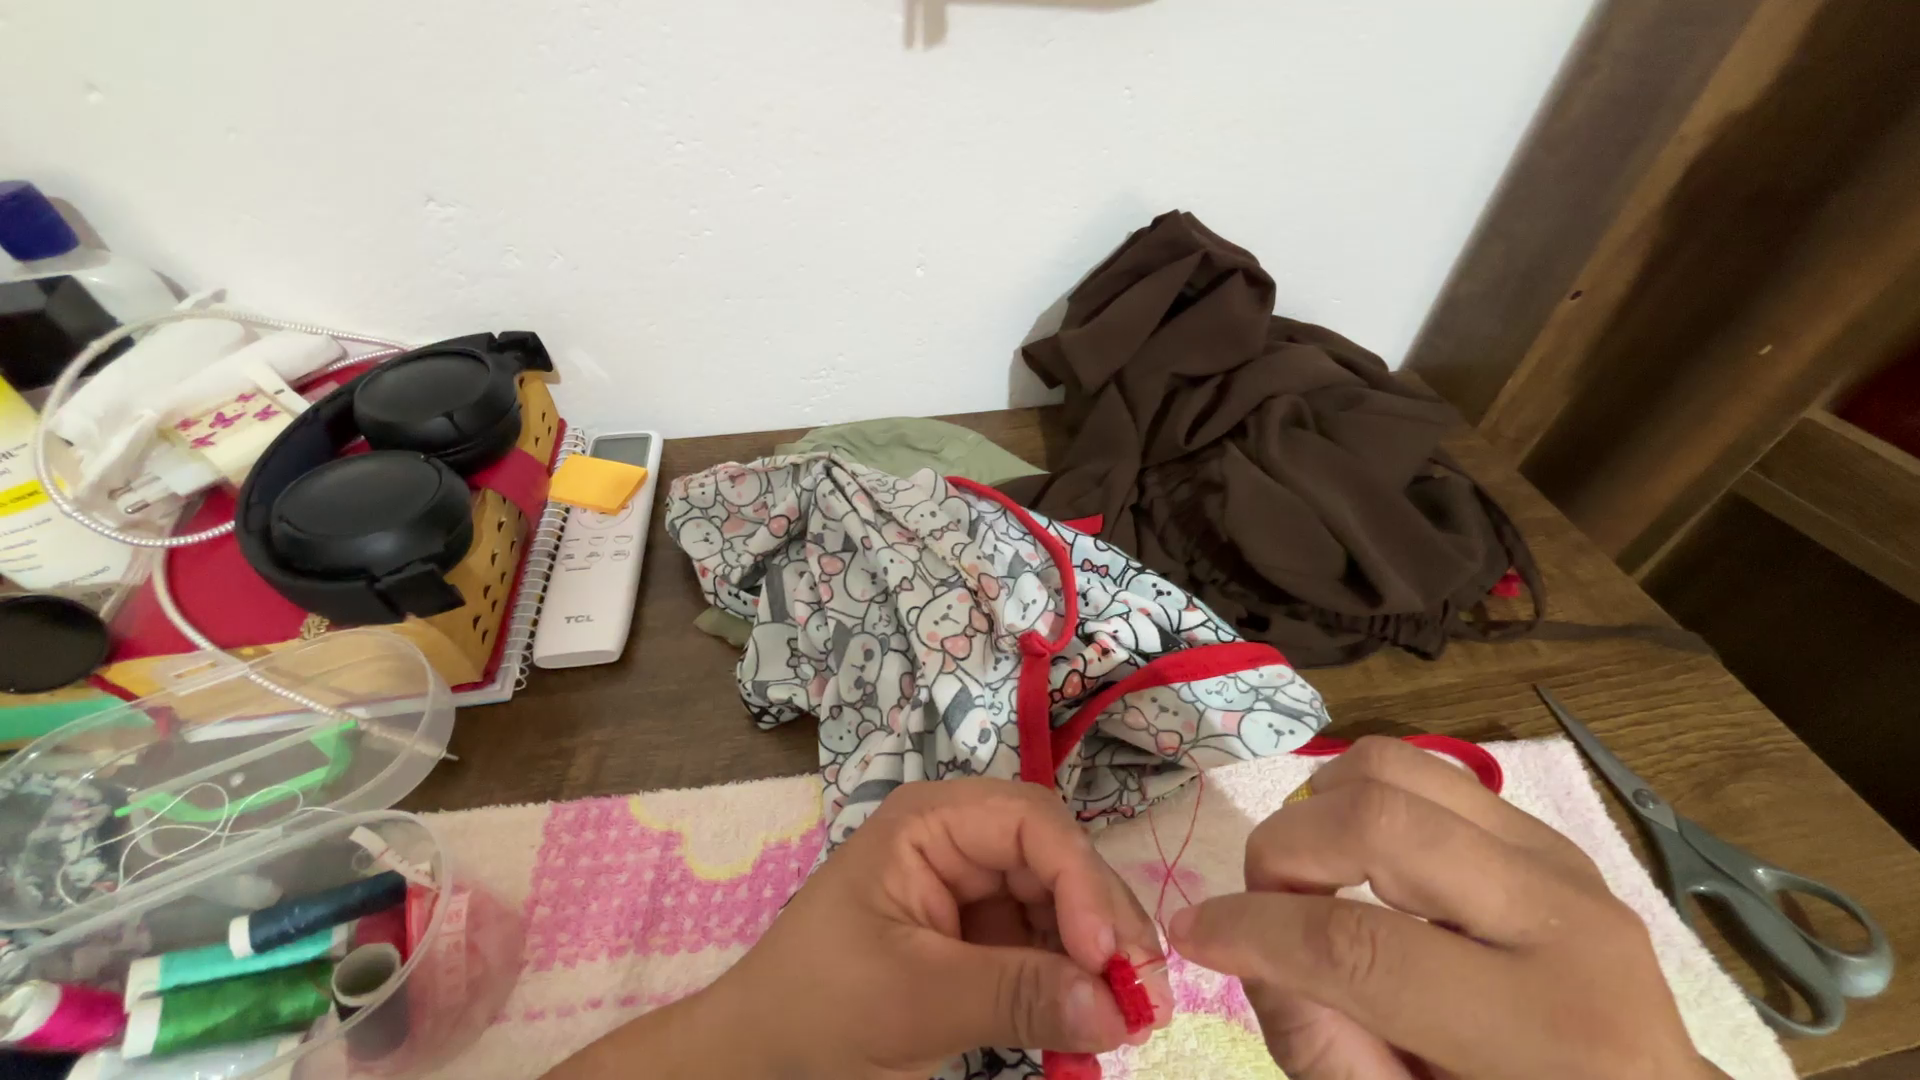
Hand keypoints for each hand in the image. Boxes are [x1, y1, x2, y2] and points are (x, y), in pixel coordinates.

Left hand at [545, 777, 1169, 1079]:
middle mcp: (960, 839)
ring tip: (1132, 1015)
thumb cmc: (819, 1008)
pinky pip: (1042, 944)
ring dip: (1097, 955)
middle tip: (1146, 996)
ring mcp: (972, 887)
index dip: (1081, 880)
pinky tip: (1094, 1017)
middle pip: (1055, 859)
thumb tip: (1121, 1009)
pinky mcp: (978, 935)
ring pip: (1059, 903)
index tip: (1112, 959)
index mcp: (933, 821)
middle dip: (1101, 921)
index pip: (1030, 823)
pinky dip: (1071, 980)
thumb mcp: (914, 1000)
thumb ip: (1017, 996)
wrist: (760, 1057)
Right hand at [1168, 736, 1718, 1079]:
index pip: (1363, 949)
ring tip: (1308, 873)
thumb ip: (1318, 1048)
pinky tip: (1354, 856)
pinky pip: (1411, 769)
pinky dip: (1350, 796)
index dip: (1253, 932)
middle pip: (1377, 823)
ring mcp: (1556, 857)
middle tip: (1260, 901)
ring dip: (1316, 811)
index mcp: (1554, 1032)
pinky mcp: (1534, 828)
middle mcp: (1568, 921)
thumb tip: (1247, 947)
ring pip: (1389, 767)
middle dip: (1283, 852)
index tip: (1192, 932)